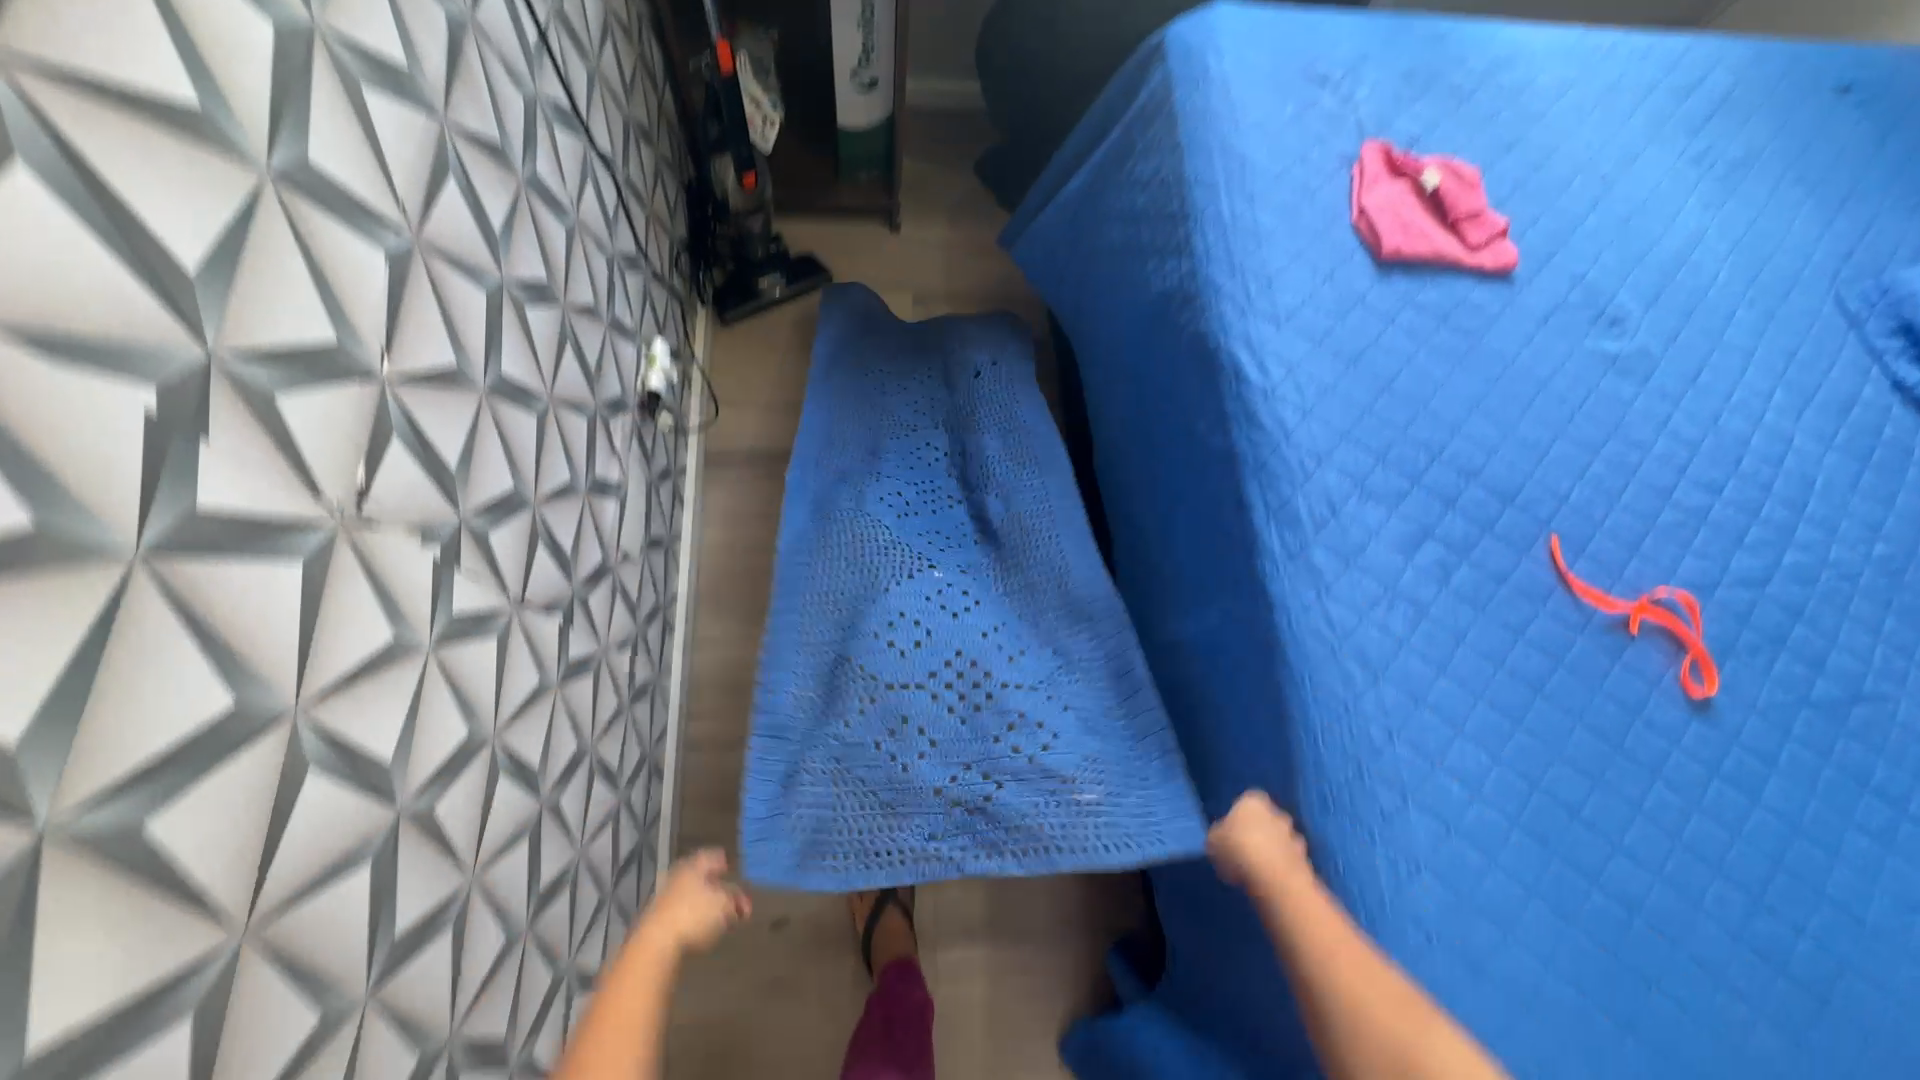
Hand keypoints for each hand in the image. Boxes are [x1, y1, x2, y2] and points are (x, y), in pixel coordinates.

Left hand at [637, 849, 751, 956]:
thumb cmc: (695, 914)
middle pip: (704, 877)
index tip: (738, 878)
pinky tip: (703, 931)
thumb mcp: (726, 904)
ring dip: (708, 906)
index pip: (716, 856)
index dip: (729, 866)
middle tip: (734, 903)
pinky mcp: (659, 918)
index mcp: (695, 864)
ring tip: (722, 921)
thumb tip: (740, 901)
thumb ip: (737, 899)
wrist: (655, 942)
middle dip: (720, 889)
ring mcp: (667, 896)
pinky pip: (683, 912)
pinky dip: (695, 918)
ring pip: (694, 896)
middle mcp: (680, 875)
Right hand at [1207, 791, 1314, 897]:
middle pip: (1265, 821)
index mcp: (1253, 800)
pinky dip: (1280, 868)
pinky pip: (1288, 861)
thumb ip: (1219, 836)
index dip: (1236, 820)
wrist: (1274, 877)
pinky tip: (1268, 882)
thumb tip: (1223, 838)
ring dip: (1270, 852)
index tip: (1229, 837)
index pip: (1244, 804)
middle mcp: (1278, 812)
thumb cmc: (1236, 849)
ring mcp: (1295, 836)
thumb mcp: (1213, 841)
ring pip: (1279, 841)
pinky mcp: (1306, 859)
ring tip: (1255, 872)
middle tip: (1242, 854)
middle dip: (1257, 834)